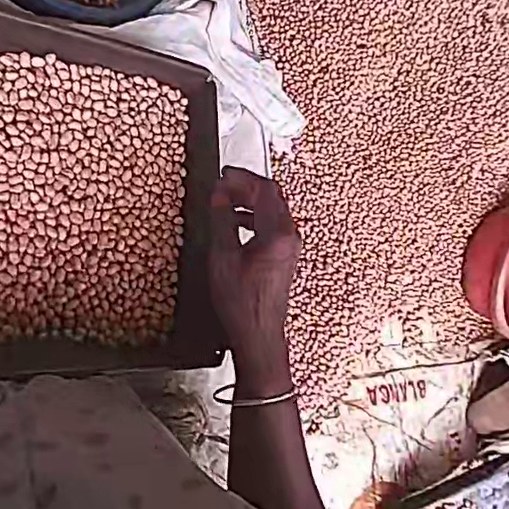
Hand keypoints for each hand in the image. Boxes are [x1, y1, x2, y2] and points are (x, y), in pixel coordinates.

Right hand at [208, 167, 299, 396]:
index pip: (264, 189)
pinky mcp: (284, 256)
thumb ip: (222, 220)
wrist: (257, 334)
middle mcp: (289, 237)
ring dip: (249, 201)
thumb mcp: (222, 256)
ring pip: (272, 210)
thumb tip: (219, 194)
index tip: (223, 174)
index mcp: (277, 233)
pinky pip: (271, 225)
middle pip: (271, 197)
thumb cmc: (241, 302)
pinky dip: (254, 217)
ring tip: (225, 200)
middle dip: (246, 186)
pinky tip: (235, 223)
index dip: (242, 177)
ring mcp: (289, 247)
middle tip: (223, 183)